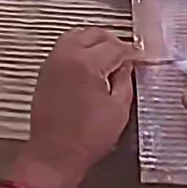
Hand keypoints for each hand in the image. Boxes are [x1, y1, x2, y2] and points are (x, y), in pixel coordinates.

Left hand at [14, 27, 139, 187]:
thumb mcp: (118, 110)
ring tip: (109, 58)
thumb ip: (125, 80)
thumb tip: (126, 64)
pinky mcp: (46, 67)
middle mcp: (67, 54)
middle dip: (113, 42)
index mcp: (87, 63)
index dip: (131, 52)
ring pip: (78, 35)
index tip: (140, 59)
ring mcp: (54, 59)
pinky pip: (66, 46)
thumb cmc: (88, 137)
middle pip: (94, 33)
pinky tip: (90, 64)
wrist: (53, 154)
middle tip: (126, 57)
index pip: (115, 46)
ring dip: (95, 42)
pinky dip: (80, 47)